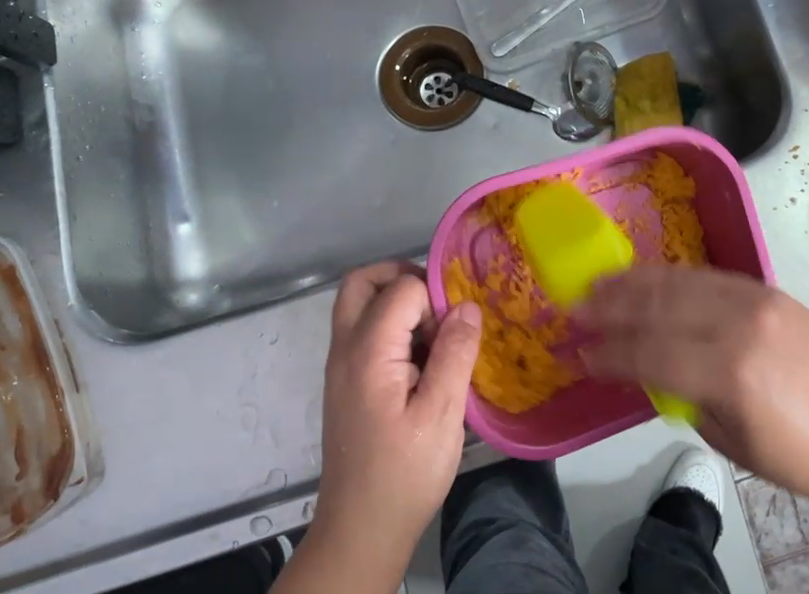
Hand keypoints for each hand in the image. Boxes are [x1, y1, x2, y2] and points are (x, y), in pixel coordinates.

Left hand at [308, 262, 481, 569]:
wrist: (361, 530)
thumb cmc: (405, 474)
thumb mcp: (442, 415)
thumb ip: (454, 354)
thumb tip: (467, 305)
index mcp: (367, 352)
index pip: (401, 288)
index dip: (434, 299)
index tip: (456, 332)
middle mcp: (344, 349)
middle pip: (362, 282)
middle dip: (402, 277)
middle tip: (440, 304)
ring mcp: (340, 367)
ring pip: (359, 306)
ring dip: (396, 303)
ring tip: (435, 335)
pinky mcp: (346, 384)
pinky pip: (363, 333)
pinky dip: (390, 327)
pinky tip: (423, 362)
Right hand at [577, 266, 808, 516]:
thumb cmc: (802, 459)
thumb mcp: (730, 441)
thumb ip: (684, 397)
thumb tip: (647, 370)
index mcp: (729, 374)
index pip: (648, 351)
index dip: (607, 352)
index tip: (576, 353)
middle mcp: (740, 325)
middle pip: (657, 306)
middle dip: (609, 308)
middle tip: (573, 310)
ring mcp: (757, 300)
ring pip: (679, 281)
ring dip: (633, 283)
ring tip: (598, 285)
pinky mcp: (770, 290)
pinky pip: (708, 276)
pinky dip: (671, 277)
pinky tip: (649, 281)